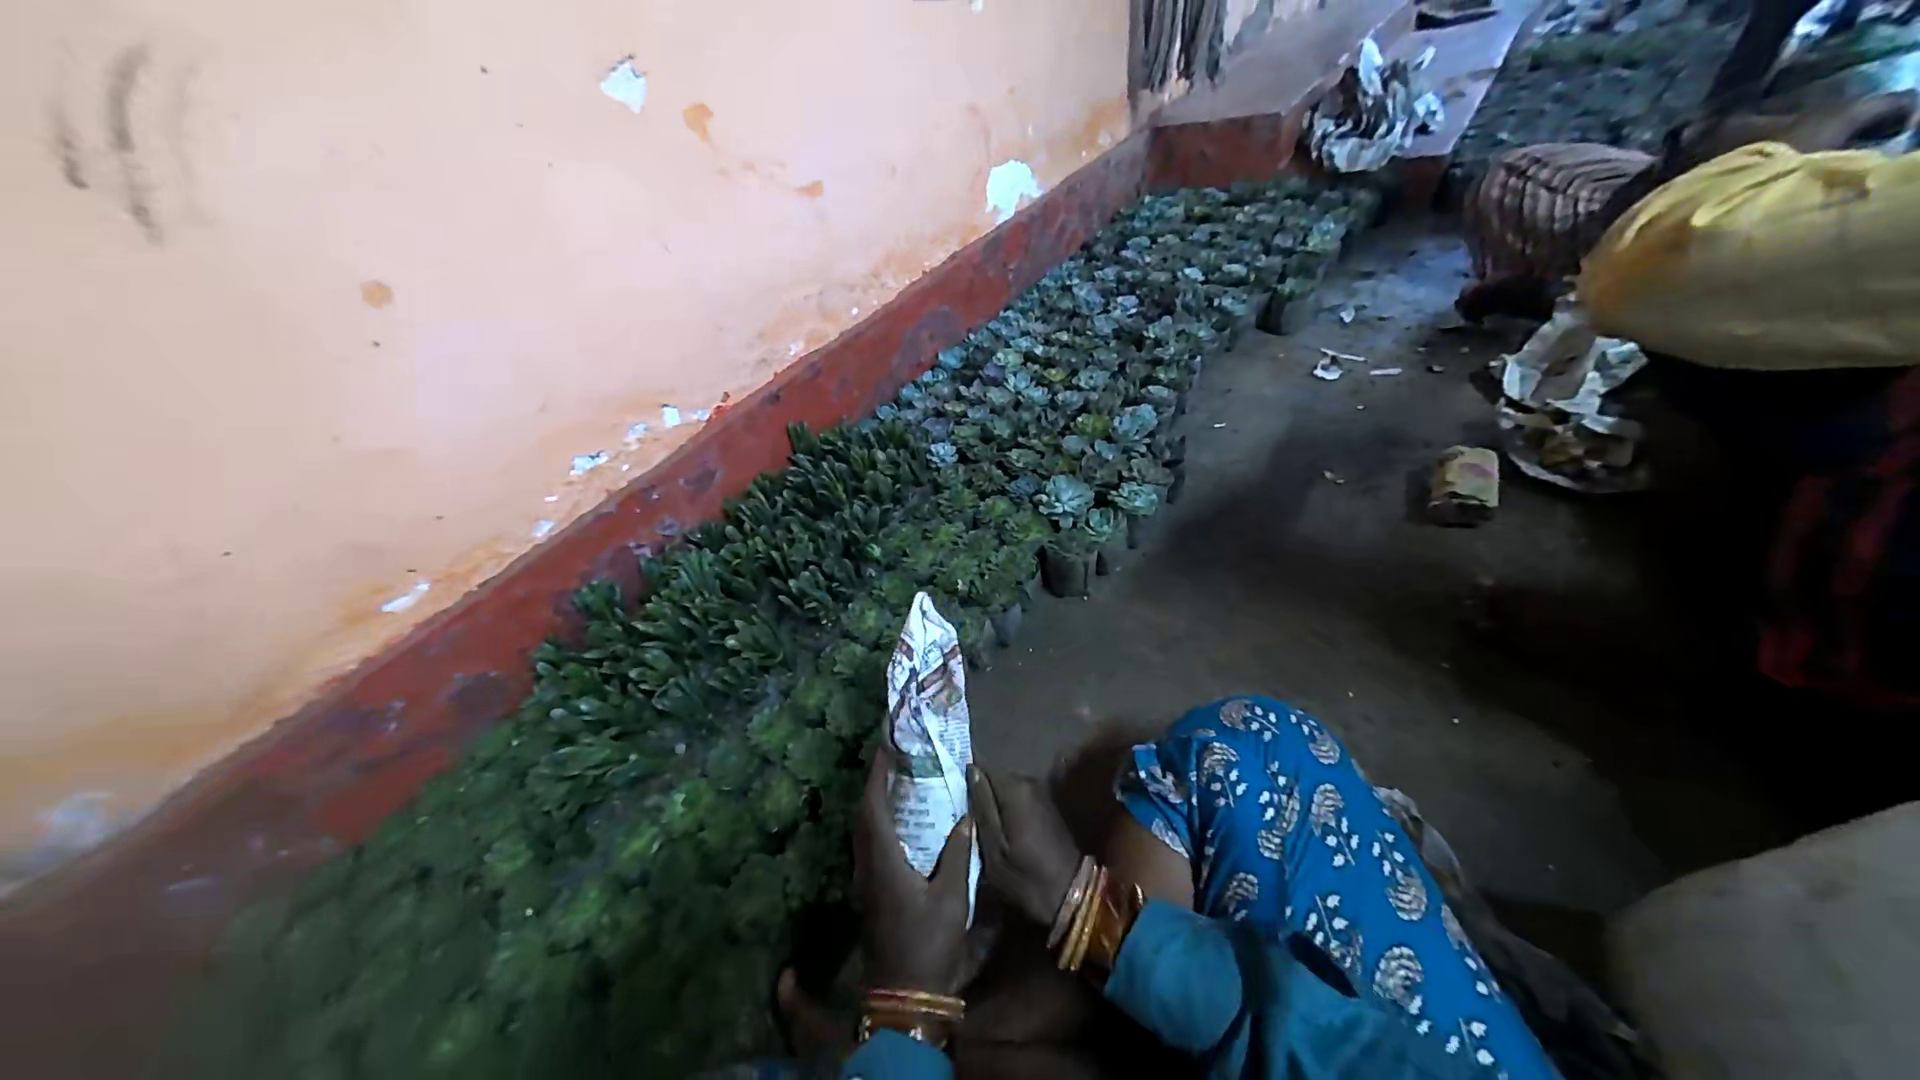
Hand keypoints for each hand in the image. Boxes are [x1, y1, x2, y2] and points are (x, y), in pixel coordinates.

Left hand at [855, 747, 973, 993]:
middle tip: (893, 761)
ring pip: (864, 832)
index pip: (873, 808)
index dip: (877, 776)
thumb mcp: (951, 897)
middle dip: (874, 785)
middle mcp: (868, 866)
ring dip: (875, 805)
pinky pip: (871, 846)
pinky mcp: (871, 893)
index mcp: (883, 861)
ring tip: (897, 784)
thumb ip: (956, 854)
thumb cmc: (929, 943)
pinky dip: (880, 825)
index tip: (885, 749)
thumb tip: (964, 819)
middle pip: (863, 816)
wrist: (906, 994)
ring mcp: (866, 881)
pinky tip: (901, 825)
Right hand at [966, 764, 1082, 928]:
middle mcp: (1029, 781)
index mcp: (1015, 789)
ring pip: (1005, 788)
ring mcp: (1040, 792)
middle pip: (994, 777)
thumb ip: (982, 807)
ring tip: (976, 822)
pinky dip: (1006, 808)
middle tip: (962, 814)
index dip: (965, 781)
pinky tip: (997, 827)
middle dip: (979, 792)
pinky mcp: (1046, 805)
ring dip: (993, 801)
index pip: (981, 768)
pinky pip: (1017, 797)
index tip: (951, 796)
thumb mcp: (994, 848)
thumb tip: (971, 771)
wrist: (1071, 894)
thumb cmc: (1025, 876)